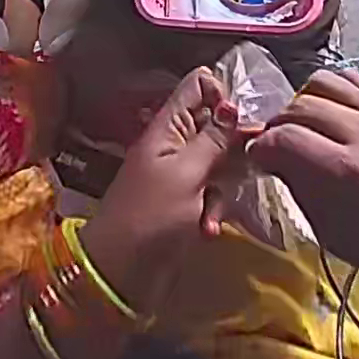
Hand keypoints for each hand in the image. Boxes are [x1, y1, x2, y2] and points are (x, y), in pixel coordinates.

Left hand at [81, 68, 241, 311]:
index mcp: (169, 125)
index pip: (199, 84)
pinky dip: (214, 208)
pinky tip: (208, 229)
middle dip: (232, 147)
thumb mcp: (187, 173)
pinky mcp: (187, 199)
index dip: (222, 95)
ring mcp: (181, 171)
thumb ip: (214, 139)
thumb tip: (233, 104)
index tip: (238, 122)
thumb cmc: (151, 216)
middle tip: (239, 167)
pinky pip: (213, 191)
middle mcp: (176, 141)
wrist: (120, 274)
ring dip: (224, 185)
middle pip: (216, 123)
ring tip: (212, 210)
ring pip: (221, 160)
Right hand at [249, 69, 358, 300]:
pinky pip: (348, 78)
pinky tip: (325, 111)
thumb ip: (293, 179)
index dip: (262, 146)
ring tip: (301, 125)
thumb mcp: (325, 224)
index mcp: (349, 171)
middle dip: (278, 125)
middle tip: (275, 143)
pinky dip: (329, 90)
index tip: (257, 156)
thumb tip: (265, 151)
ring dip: (302, 102)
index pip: (285, 138)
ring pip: (321, 82)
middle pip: (300, 106)